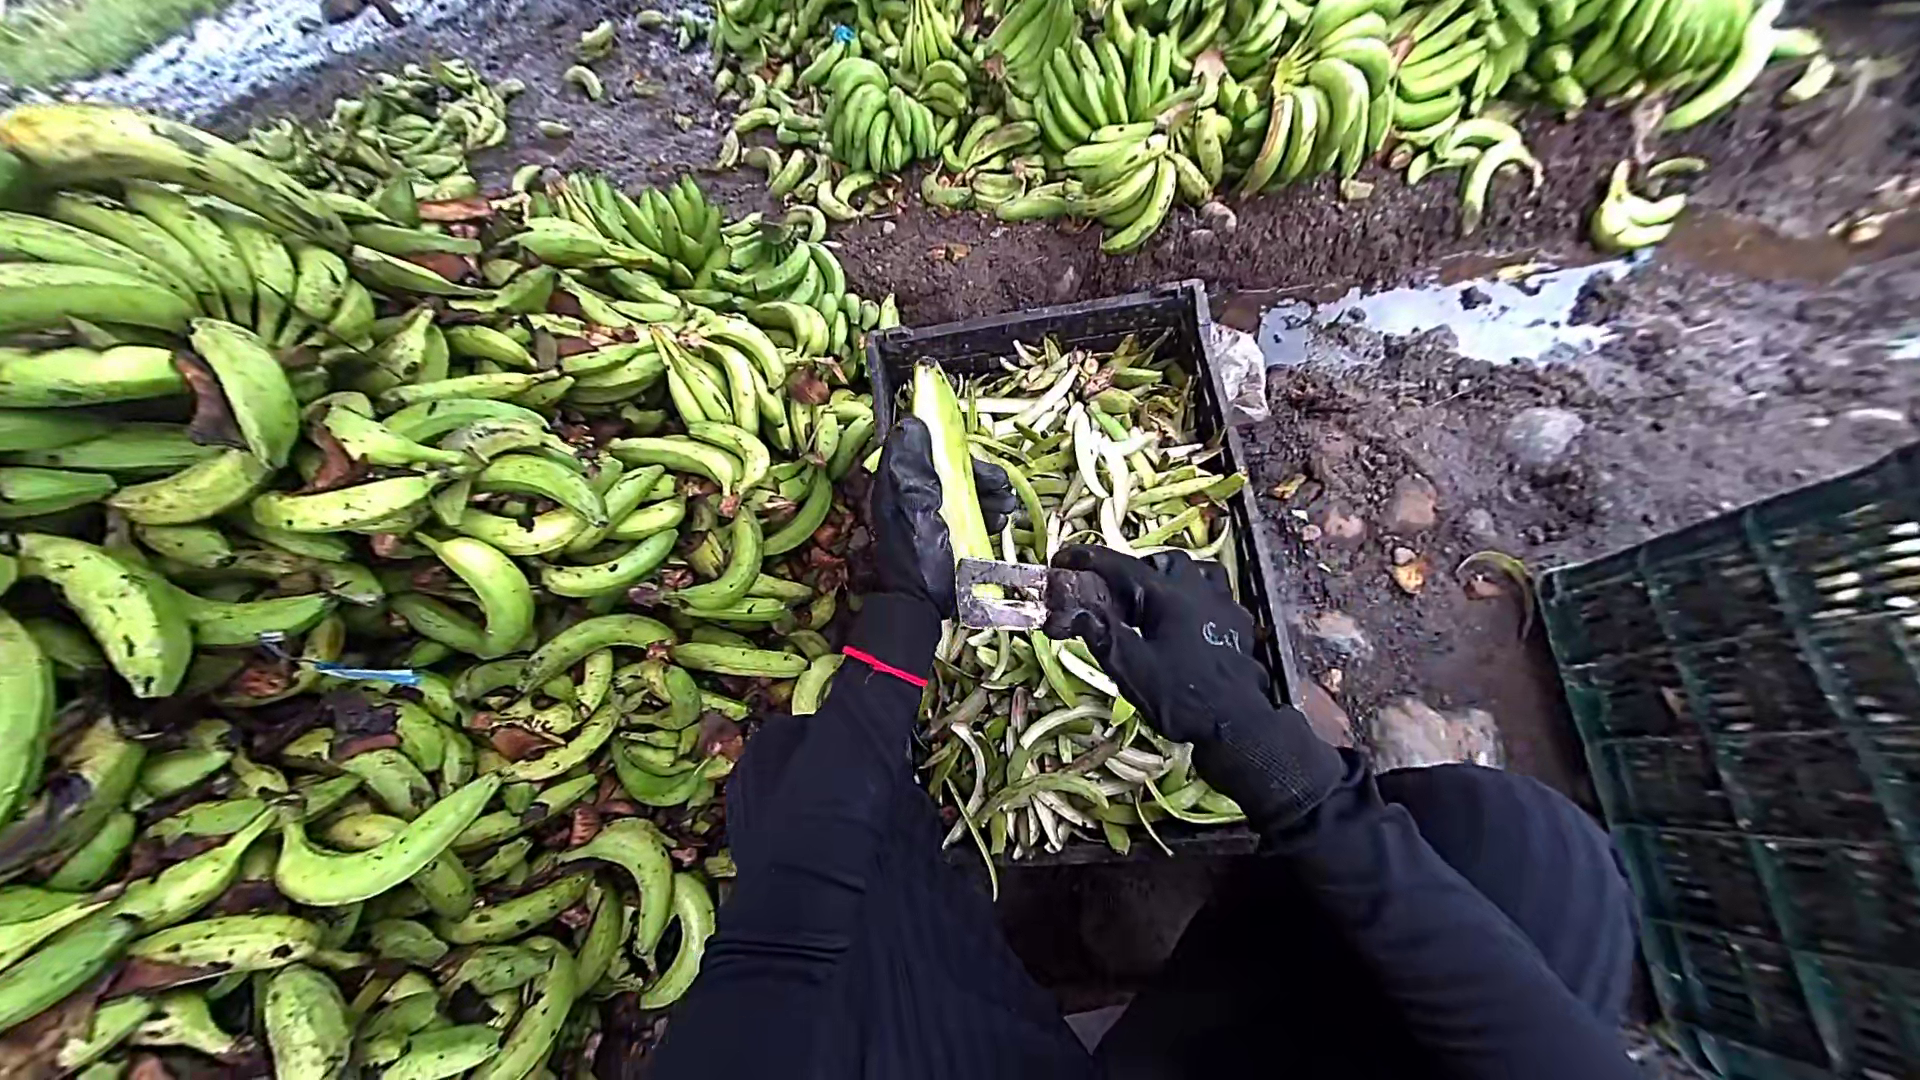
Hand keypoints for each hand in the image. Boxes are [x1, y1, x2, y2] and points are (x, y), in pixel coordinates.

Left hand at [871, 416, 1016, 617]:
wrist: (923, 604)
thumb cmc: (917, 555)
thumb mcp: (912, 502)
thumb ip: (912, 463)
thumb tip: (912, 422)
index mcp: (899, 484)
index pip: (924, 448)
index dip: (949, 444)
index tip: (972, 452)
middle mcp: (914, 496)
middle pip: (951, 470)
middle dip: (980, 475)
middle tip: (1002, 487)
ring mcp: (933, 516)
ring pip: (967, 491)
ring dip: (990, 494)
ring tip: (1005, 507)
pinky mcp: (950, 534)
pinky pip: (973, 514)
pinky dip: (989, 514)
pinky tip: (998, 522)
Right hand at [1046, 545, 1345, 831]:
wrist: (1238, 726)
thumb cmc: (1180, 697)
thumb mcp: (1130, 668)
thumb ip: (1100, 634)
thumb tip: (1071, 612)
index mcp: (1166, 595)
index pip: (1119, 565)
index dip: (1087, 559)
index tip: (1062, 559)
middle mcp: (1196, 589)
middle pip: (1159, 561)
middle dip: (1132, 569)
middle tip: (1112, 592)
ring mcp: (1223, 604)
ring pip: (1193, 570)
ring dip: (1167, 576)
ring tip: (1151, 597)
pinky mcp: (1239, 622)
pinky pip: (1213, 592)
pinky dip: (1193, 594)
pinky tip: (1186, 616)